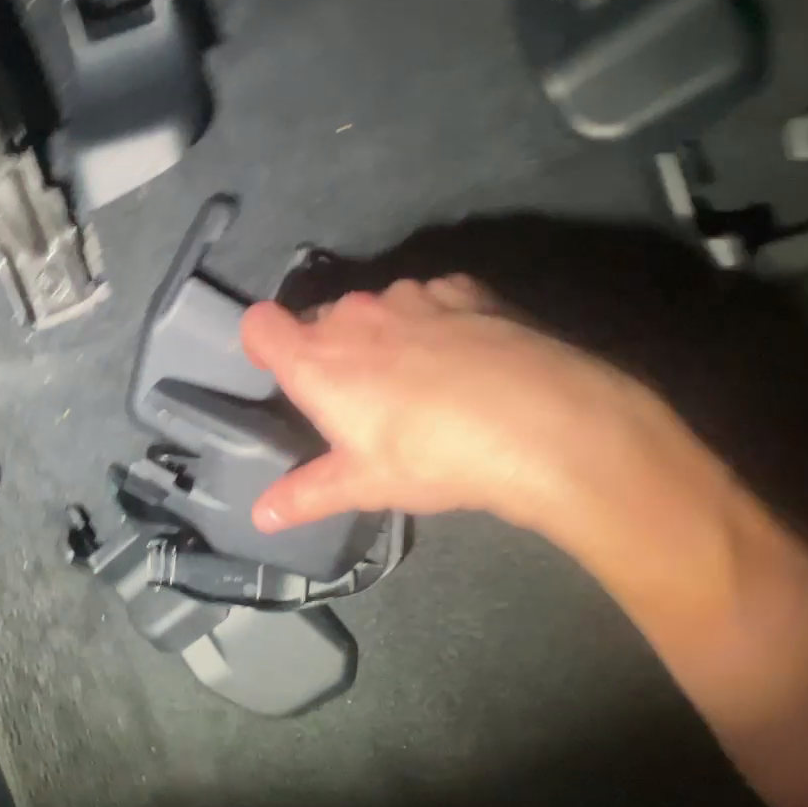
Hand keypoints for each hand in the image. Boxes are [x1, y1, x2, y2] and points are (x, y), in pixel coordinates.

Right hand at [241, 276, 675, 534]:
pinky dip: (433, 323)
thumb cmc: (433, 457)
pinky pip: (429, 301)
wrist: (547, 424)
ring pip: (377, 310)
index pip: (259, 325)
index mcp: (317, 360)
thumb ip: (304, 495)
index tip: (280, 370)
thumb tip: (260, 517)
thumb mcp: (363, 485)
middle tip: (360, 399)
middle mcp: (355, 316)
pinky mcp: (465, 289)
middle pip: (321, 320)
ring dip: (382, 336)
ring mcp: (411, 296)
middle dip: (330, 351)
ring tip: (420, 382)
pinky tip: (464, 361)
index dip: (262, 344)